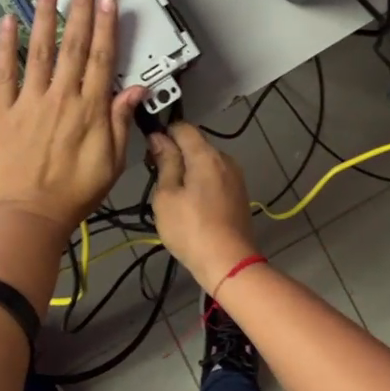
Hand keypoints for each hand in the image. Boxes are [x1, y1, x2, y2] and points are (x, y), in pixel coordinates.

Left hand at [0, 0, 145, 238]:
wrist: (27, 217)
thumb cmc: (73, 195)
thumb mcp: (111, 164)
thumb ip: (121, 123)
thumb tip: (136, 91)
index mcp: (91, 109)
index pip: (103, 58)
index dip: (107, 26)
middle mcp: (62, 97)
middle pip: (74, 44)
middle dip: (81, 8)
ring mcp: (30, 101)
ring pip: (41, 50)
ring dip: (46, 16)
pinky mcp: (4, 111)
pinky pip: (5, 73)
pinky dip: (6, 46)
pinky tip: (9, 22)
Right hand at [148, 123, 260, 289]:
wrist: (229, 263)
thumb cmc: (191, 229)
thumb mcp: (167, 196)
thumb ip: (165, 162)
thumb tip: (159, 137)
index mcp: (206, 155)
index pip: (183, 127)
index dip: (164, 133)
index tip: (150, 153)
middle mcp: (225, 159)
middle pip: (196, 144)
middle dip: (176, 153)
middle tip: (157, 177)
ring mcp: (236, 177)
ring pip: (206, 162)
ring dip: (189, 170)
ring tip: (173, 195)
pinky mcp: (239, 194)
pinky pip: (216, 177)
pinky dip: (202, 182)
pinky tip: (192, 205)